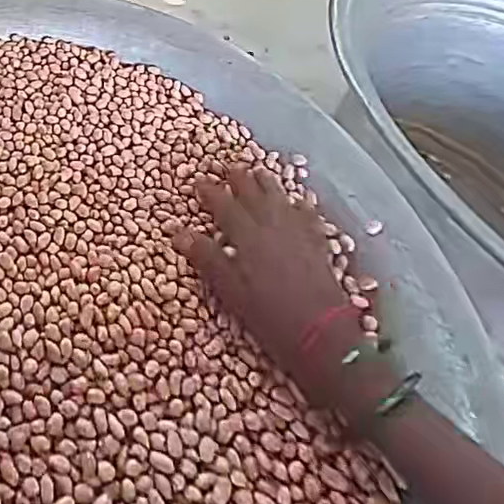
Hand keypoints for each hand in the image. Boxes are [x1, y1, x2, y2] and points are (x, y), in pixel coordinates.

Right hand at [175, 167, 358, 407]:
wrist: (324, 336)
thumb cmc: (269, 314)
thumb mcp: (230, 289)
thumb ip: (206, 257)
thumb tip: (179, 233)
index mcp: (246, 234)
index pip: (223, 204)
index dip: (209, 191)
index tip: (198, 182)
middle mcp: (271, 225)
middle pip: (253, 193)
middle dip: (238, 178)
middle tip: (227, 167)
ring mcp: (297, 233)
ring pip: (280, 198)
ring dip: (266, 184)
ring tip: (258, 173)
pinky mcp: (318, 245)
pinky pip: (306, 215)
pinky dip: (297, 204)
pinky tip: (297, 201)